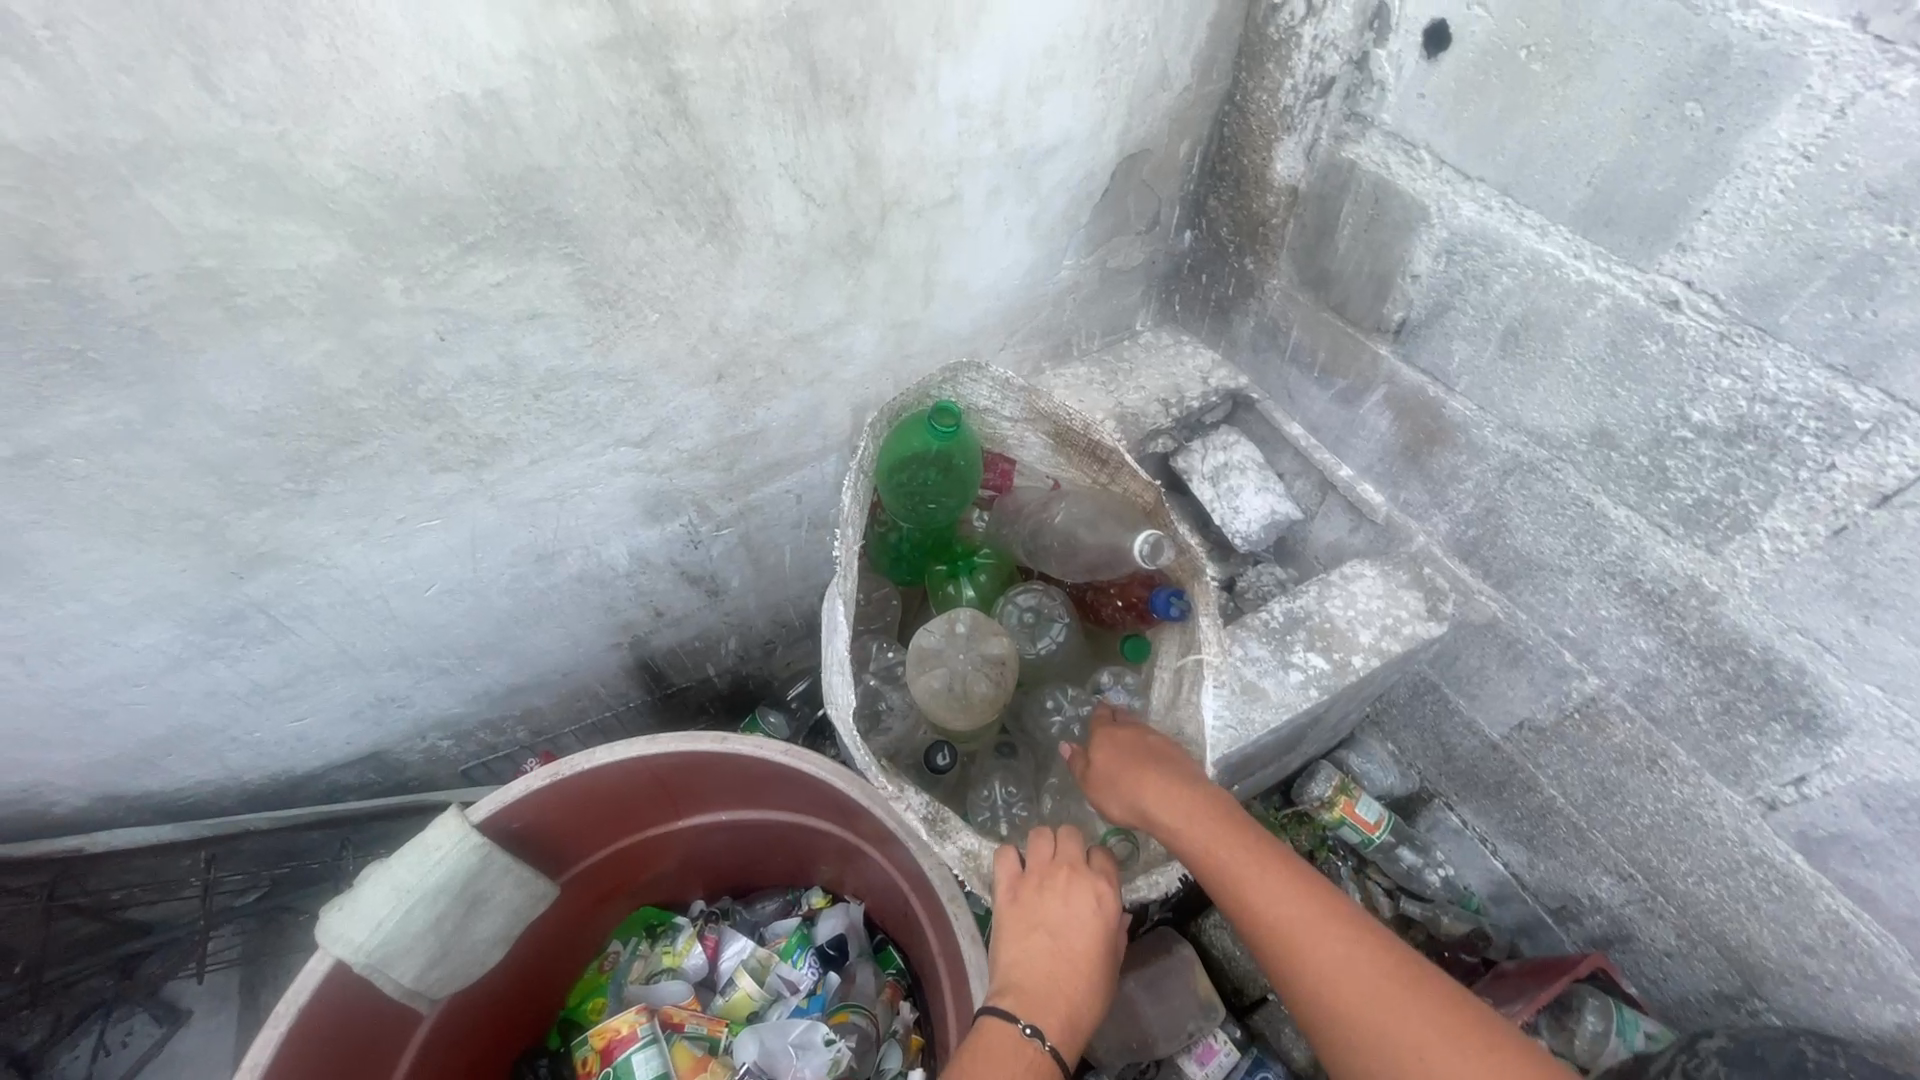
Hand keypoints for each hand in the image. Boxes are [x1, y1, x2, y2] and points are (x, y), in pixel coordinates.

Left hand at [984, 825, 1128, 1063]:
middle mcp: (1071, 873)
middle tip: (1062, 866)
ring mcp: (1037, 876)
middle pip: (1070, 833)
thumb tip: (1118, 914)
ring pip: (1039, 833)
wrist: (1038, 1008)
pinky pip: (1005, 852)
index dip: (1096, 861)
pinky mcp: (1007, 886)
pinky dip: (1009, 857)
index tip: (1090, 875)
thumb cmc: (1084, 994)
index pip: (1103, 852)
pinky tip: (1012, 872)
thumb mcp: (1114, 961)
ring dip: (1040, 845)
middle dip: (1068, 845)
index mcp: (1104, 890)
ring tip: (1037, 864)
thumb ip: (1117, 929)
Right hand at [1062, 704, 1216, 831]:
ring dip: (1135, 733)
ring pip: (1141, 727)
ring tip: (1132, 746)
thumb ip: (1077, 763)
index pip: (1099, 715)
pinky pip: (1159, 742)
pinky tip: (1154, 762)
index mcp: (1105, 734)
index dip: (1098, 713)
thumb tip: (1066, 744)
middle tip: (1113, 724)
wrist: (1175, 799)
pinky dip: (1153, 748)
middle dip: (1116, 717)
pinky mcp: (1176, 749)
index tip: (1098, 713)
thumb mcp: (1090, 785)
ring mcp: (1156, 737)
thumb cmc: (1123, 794)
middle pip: (1122, 715)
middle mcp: (1130, 728)